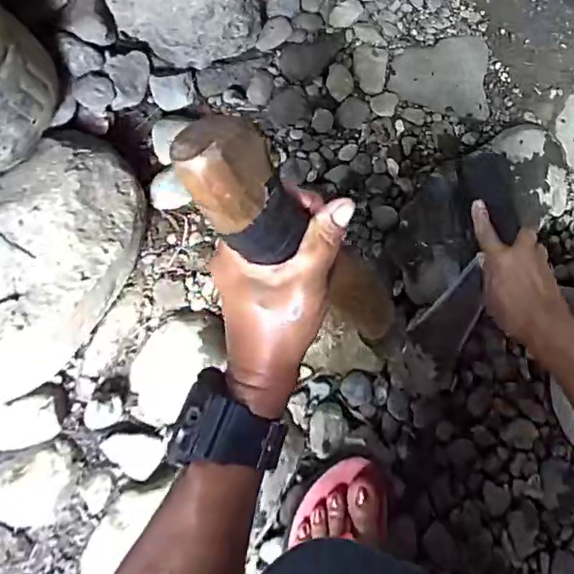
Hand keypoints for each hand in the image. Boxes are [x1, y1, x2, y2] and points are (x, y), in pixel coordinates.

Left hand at [211, 184, 353, 416]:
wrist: (265, 375)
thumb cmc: (278, 330)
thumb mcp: (308, 278)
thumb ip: (324, 239)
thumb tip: (342, 205)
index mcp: (234, 247)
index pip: (265, 200)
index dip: (297, 199)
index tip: (321, 212)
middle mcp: (231, 252)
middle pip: (274, 216)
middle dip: (306, 221)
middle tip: (328, 236)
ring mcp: (240, 267)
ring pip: (278, 234)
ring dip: (304, 238)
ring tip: (324, 252)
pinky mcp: (250, 279)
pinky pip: (277, 251)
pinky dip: (297, 253)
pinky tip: (314, 265)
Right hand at [472, 199, 573, 357]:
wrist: (547, 325)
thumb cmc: (515, 315)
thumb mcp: (490, 299)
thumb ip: (488, 278)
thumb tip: (488, 266)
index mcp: (501, 258)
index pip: (486, 233)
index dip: (481, 218)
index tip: (479, 205)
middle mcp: (523, 253)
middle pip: (523, 233)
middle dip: (519, 236)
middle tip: (513, 245)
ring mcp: (540, 261)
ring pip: (535, 248)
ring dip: (530, 254)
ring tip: (523, 269)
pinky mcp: (552, 273)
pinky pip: (541, 264)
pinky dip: (536, 270)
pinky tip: (532, 284)